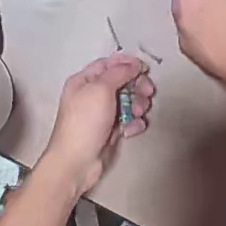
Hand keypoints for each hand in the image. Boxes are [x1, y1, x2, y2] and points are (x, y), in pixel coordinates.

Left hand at [34, 52, 154, 196]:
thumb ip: (118, 73)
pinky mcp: (109, 131)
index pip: (108, 64)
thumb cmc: (84, 123)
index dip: (127, 64)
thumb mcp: (100, 90)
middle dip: (137, 86)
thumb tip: (133, 64)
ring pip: (128, 102)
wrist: (77, 161)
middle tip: (147, 92)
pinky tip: (132, 130)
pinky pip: (128, 121)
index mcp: (83, 81)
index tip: (143, 68)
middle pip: (122, 82)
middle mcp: (91, 95)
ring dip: (138, 105)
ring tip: (138, 113)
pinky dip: (134, 123)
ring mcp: (101, 114)